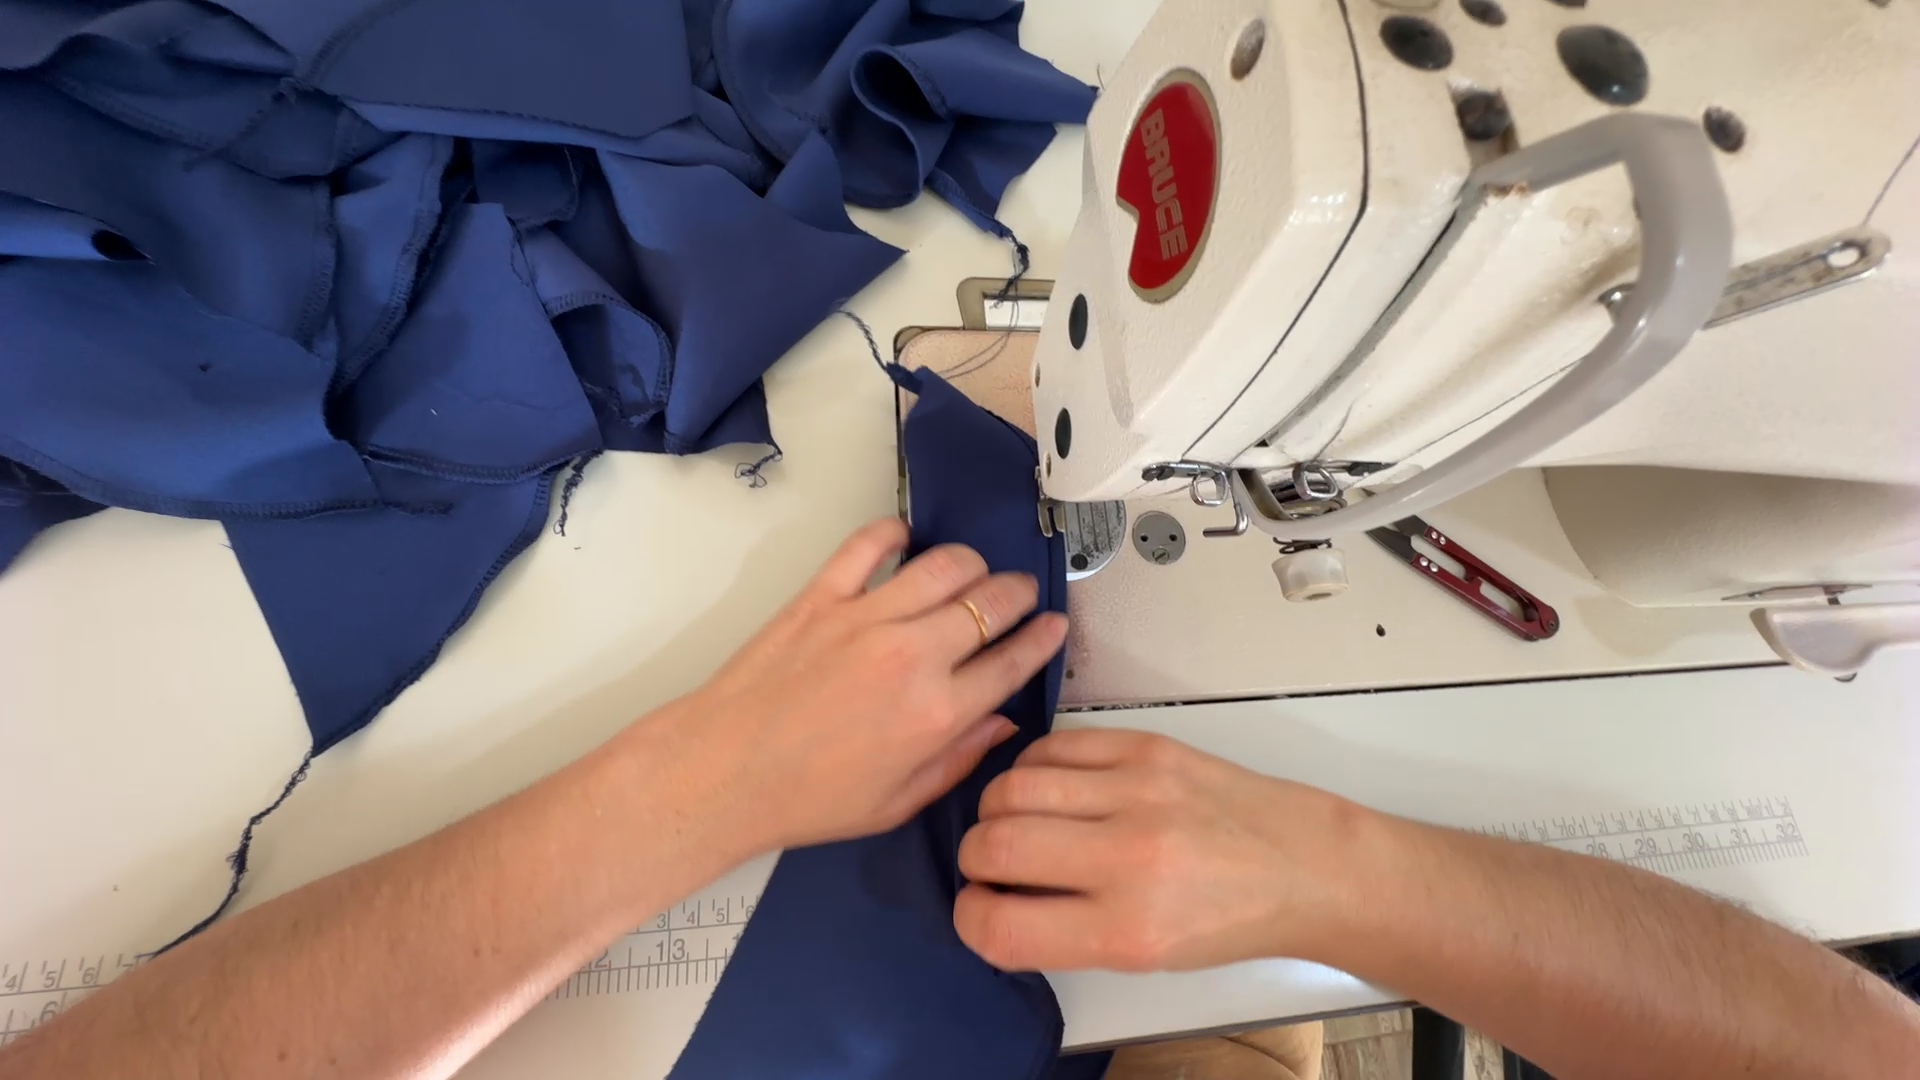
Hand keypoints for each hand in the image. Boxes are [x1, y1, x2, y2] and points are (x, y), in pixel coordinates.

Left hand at [655, 518, 1067, 854]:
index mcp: (936, 714)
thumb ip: (960, 758)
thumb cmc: (810, 798)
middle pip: (990, 603)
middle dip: (1019, 593)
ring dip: (972, 562)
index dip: (1043, 639)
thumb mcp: (898, 801)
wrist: (722, 773)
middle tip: (1019, 593)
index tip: (1056, 624)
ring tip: (973, 571)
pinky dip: (895, 532)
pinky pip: (869, 543)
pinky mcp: (823, 595)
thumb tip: (1004, 720)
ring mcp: (866, 617)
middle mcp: (913, 656)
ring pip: (944, 565)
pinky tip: (906, 539)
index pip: (1012, 663)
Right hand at [952, 729, 1364, 971]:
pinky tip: (1045, 785)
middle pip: (995, 842)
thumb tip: (993, 892)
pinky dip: (1030, 766)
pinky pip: (1051, 745)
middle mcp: (1128, 856)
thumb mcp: (1146, 954)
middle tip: (989, 859)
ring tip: (1014, 818)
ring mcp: (1136, 789)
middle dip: (973, 854)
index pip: (1001, 924)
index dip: (968, 915)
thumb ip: (1064, 929)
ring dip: (995, 806)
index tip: (977, 905)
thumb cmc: (1224, 921)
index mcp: (1129, 930)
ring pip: (1013, 784)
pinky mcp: (1144, 744)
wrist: (1301, 862)